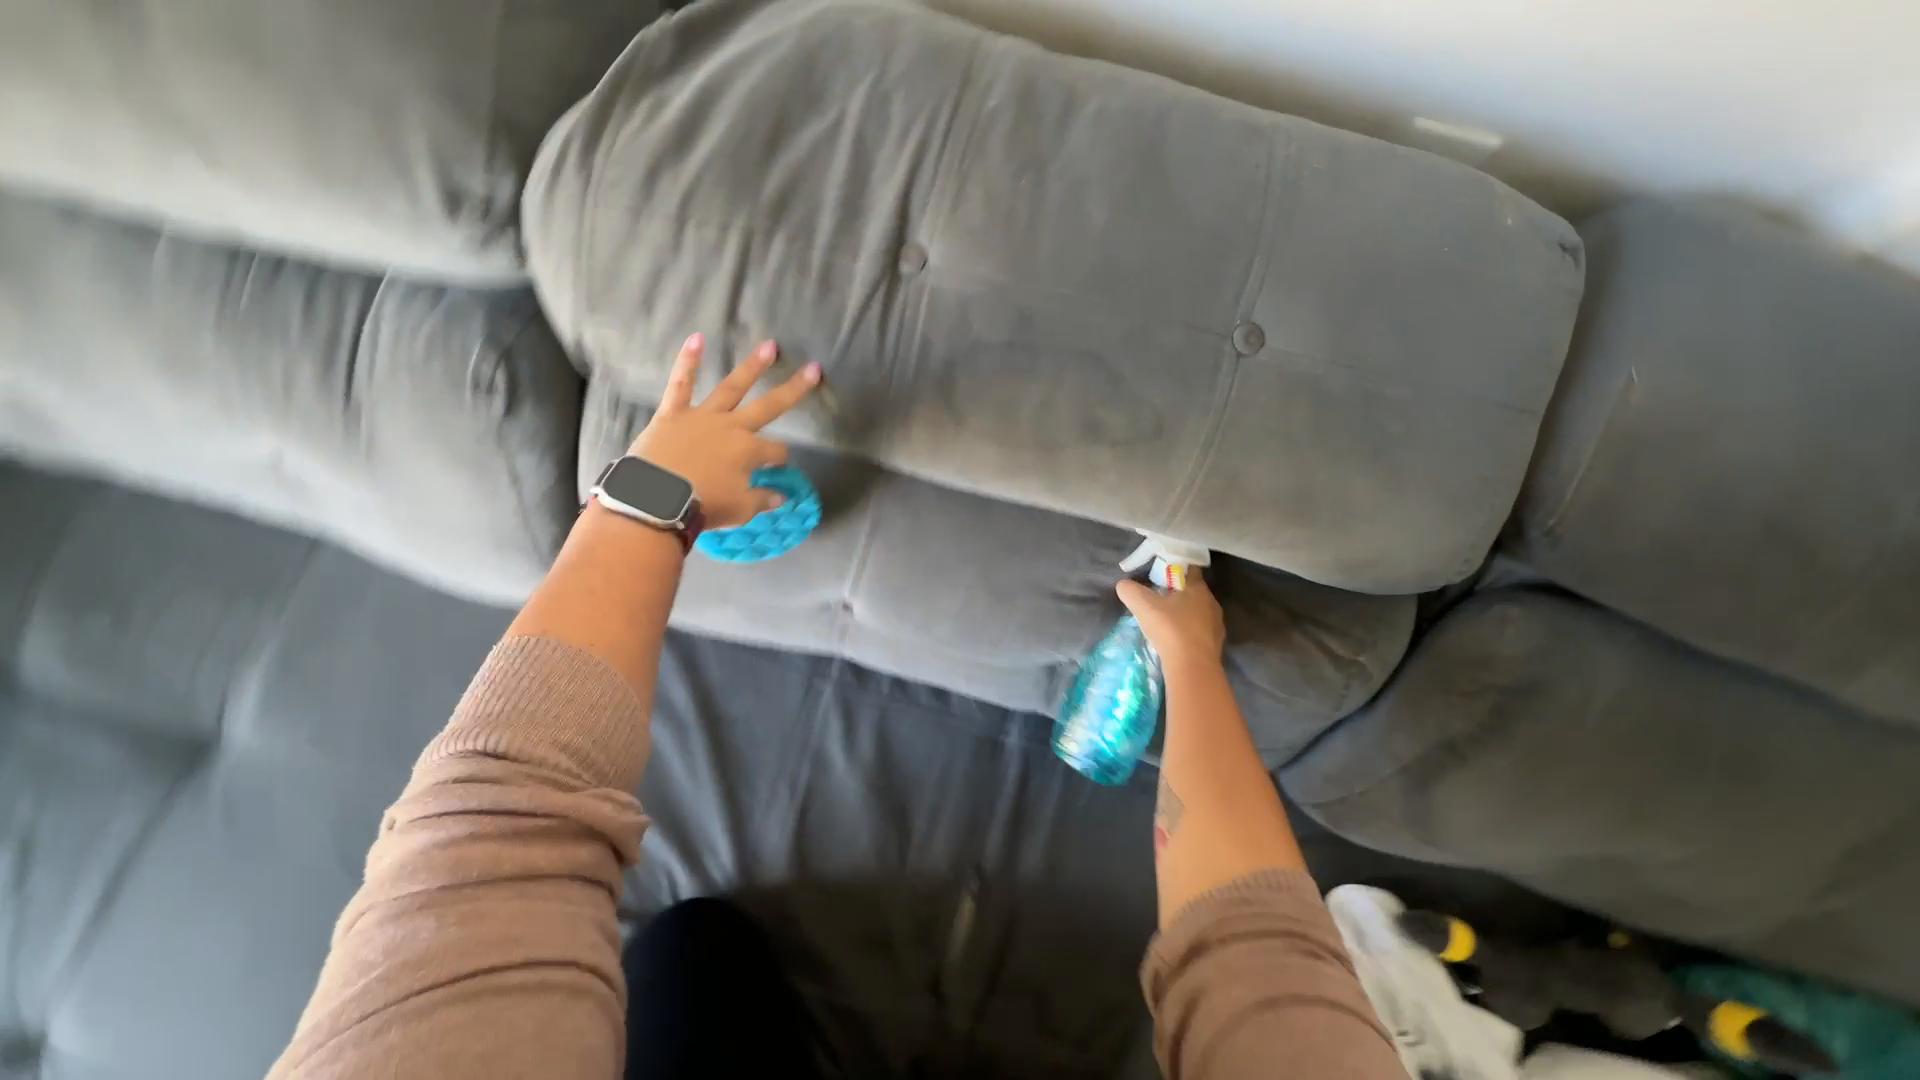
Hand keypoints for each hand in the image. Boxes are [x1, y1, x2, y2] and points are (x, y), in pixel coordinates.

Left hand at [628, 333, 819, 528]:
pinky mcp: (674, 413)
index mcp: (749, 451)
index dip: (780, 459)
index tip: (777, 469)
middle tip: (813, 369)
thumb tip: (781, 497)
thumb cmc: (703, 505)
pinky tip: (697, 338)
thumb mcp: (740, 510)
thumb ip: (762, 500)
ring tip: (769, 346)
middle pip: (769, 406)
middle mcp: (732, 427)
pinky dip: (687, 361)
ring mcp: (703, 416)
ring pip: (732, 387)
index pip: (776, 451)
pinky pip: (680, 384)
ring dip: (752, 366)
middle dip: (793, 390)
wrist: (655, 500)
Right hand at [1117, 573, 1225, 668]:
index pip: (1189, 569)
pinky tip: (1176, 641)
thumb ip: (1131, 591)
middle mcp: (1211, 602)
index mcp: (1198, 588)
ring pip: (1198, 612)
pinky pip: (1200, 631)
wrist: (1193, 667)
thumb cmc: (1170, 630)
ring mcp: (1216, 624)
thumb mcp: (1143, 607)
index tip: (1159, 576)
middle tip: (1157, 600)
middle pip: (1193, 592)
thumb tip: (1123, 584)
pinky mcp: (1216, 644)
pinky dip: (1189, 632)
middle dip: (1177, 594)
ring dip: (1184, 615)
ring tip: (1165, 623)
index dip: (1174, 569)